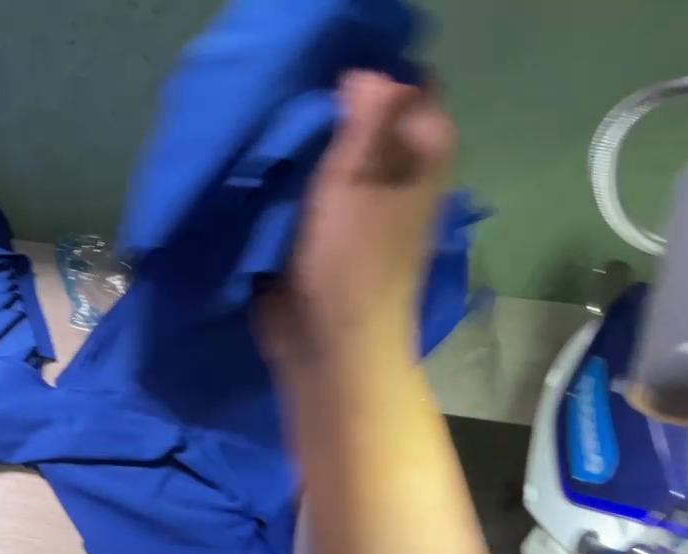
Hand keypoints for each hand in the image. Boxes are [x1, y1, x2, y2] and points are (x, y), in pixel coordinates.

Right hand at [255, 71, 456, 369]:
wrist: (328, 346)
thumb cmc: (346, 264)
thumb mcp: (353, 183)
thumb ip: (362, 122)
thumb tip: (363, 74)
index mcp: (420, 153)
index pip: (406, 86)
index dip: (369, 78)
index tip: (319, 86)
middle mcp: (399, 173)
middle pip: (368, 119)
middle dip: (329, 112)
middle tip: (286, 113)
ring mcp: (363, 207)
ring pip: (336, 156)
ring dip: (305, 150)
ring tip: (270, 144)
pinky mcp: (328, 235)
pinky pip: (311, 192)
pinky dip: (293, 184)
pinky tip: (267, 182)